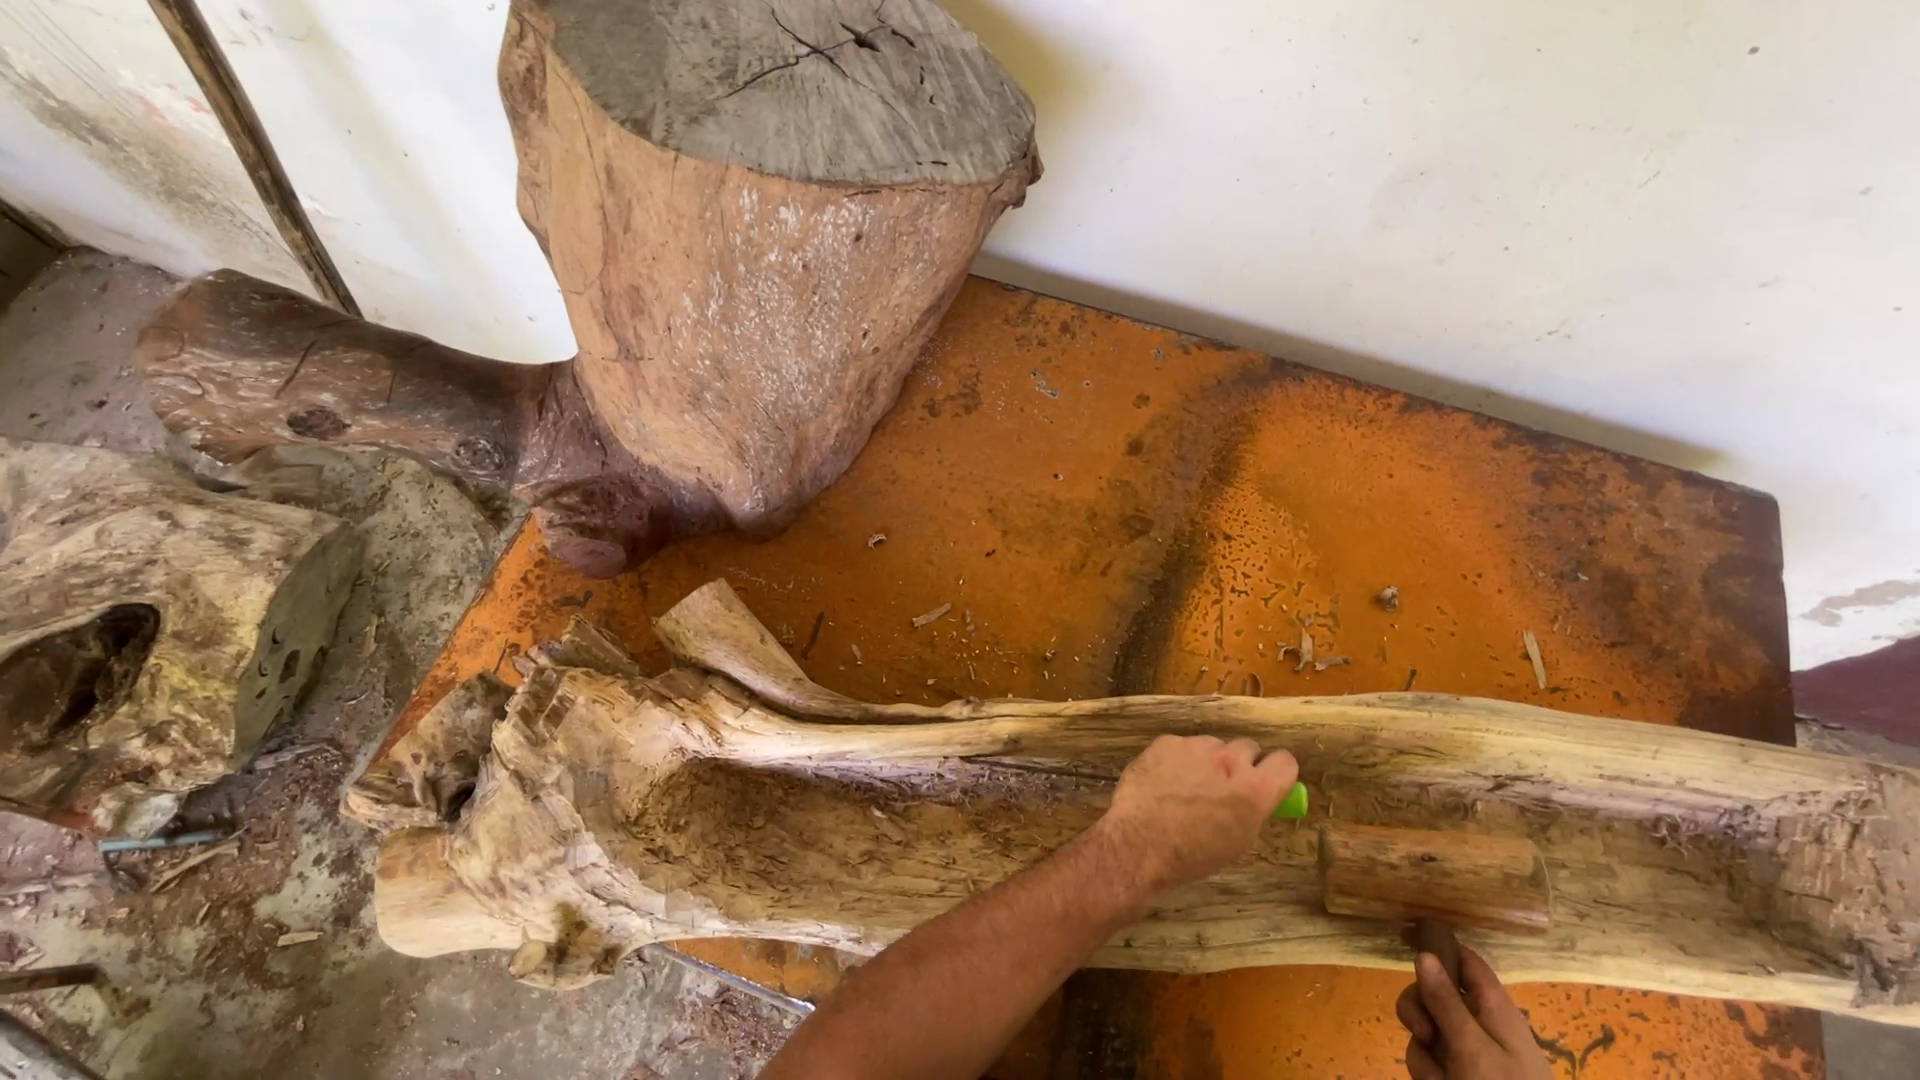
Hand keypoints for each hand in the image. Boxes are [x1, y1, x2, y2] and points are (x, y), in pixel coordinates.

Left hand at [1093, 734, 1297, 894]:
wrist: (1140, 843)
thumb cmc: (1193, 855)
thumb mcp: (1238, 840)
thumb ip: (1251, 809)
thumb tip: (1251, 797)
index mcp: (1255, 789)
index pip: (1285, 762)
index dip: (1275, 771)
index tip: (1265, 780)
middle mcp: (1230, 760)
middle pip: (1247, 748)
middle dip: (1239, 764)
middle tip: (1222, 785)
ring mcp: (1196, 747)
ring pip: (1212, 745)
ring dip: (1206, 760)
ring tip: (1185, 785)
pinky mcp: (1167, 742)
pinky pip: (1181, 745)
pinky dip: (1176, 759)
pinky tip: (1162, 780)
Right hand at [1395, 946, 1551, 1079]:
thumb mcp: (1470, 1047)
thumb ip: (1445, 1001)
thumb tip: (1423, 953)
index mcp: (1495, 1009)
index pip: (1465, 961)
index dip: (1437, 945)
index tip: (1404, 935)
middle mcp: (1480, 1024)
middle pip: (1435, 992)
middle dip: (1418, 1010)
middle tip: (1422, 1031)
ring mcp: (1469, 1051)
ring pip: (1425, 1028)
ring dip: (1423, 1051)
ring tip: (1440, 1078)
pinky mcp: (1458, 1074)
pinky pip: (1428, 1057)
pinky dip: (1428, 1072)